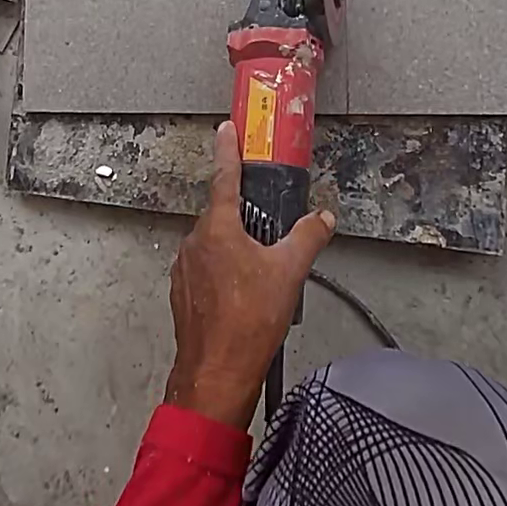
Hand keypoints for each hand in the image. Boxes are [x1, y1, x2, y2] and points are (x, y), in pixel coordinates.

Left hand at [165, 121, 335, 428]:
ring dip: (234, 242)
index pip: (224, 178)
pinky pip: (205, 264)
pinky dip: (223, 265)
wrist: (216, 376)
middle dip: (243, 211)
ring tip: (260, 265)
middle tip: (267, 221)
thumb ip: (309, 236)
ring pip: (213, 240)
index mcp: (218, 229)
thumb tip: (324, 217)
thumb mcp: (290, 271)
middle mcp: (195, 243)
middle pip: (221, 212)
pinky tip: (243, 288)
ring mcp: (184, 269)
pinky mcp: (182, 293)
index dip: (227, 150)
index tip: (225, 129)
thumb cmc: (249, 321)